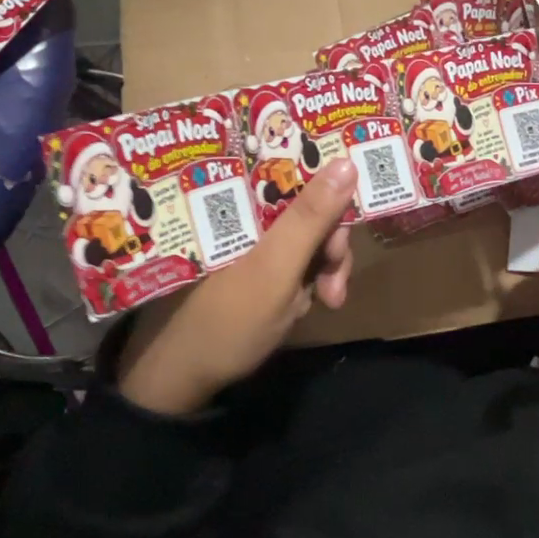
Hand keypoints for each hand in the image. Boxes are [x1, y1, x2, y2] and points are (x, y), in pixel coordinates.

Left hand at [118, 160, 357, 415]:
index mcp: (246, 201)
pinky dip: (312, 282)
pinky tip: (308, 306)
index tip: (354, 222)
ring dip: (328, 270)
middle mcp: (250, 212)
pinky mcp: (258, 266)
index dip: (335, 190)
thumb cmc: (229, 319)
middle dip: (334, 246)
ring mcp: (255, 241)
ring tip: (328, 301)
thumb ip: (311, 218)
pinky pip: (300, 260)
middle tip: (335, 284)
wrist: (184, 377)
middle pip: (313, 207)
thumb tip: (347, 160)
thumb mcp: (277, 268)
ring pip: (312, 237)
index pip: (299, 170)